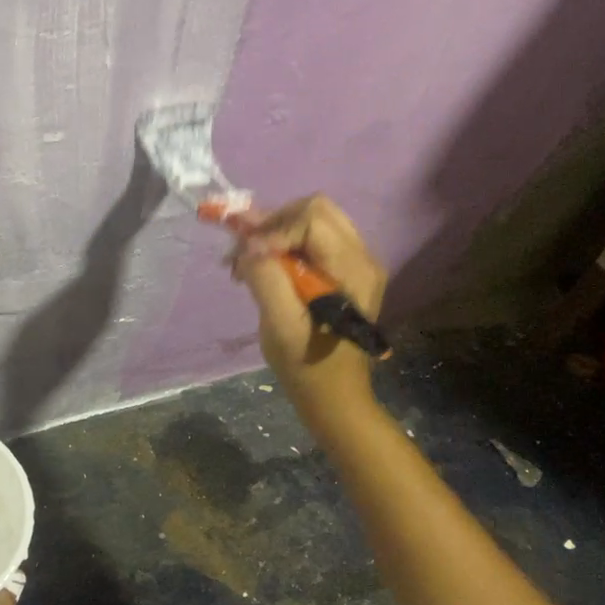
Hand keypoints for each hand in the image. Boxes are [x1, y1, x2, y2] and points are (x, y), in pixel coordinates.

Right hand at [228, 194, 386, 417]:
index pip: (311, 219)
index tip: (246, 256)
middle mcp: (361, 257)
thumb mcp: (281, 324)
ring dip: (273, 231)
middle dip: (272, 223)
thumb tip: (248, 243)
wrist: (334, 396)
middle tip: (242, 249)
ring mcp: (354, 261)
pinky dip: (281, 241)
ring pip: (309, 217)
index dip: (274, 229)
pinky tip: (260, 264)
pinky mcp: (341, 268)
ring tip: (246, 258)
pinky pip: (309, 235)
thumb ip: (266, 277)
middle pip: (313, 208)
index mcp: (354, 270)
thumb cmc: (307, 365)